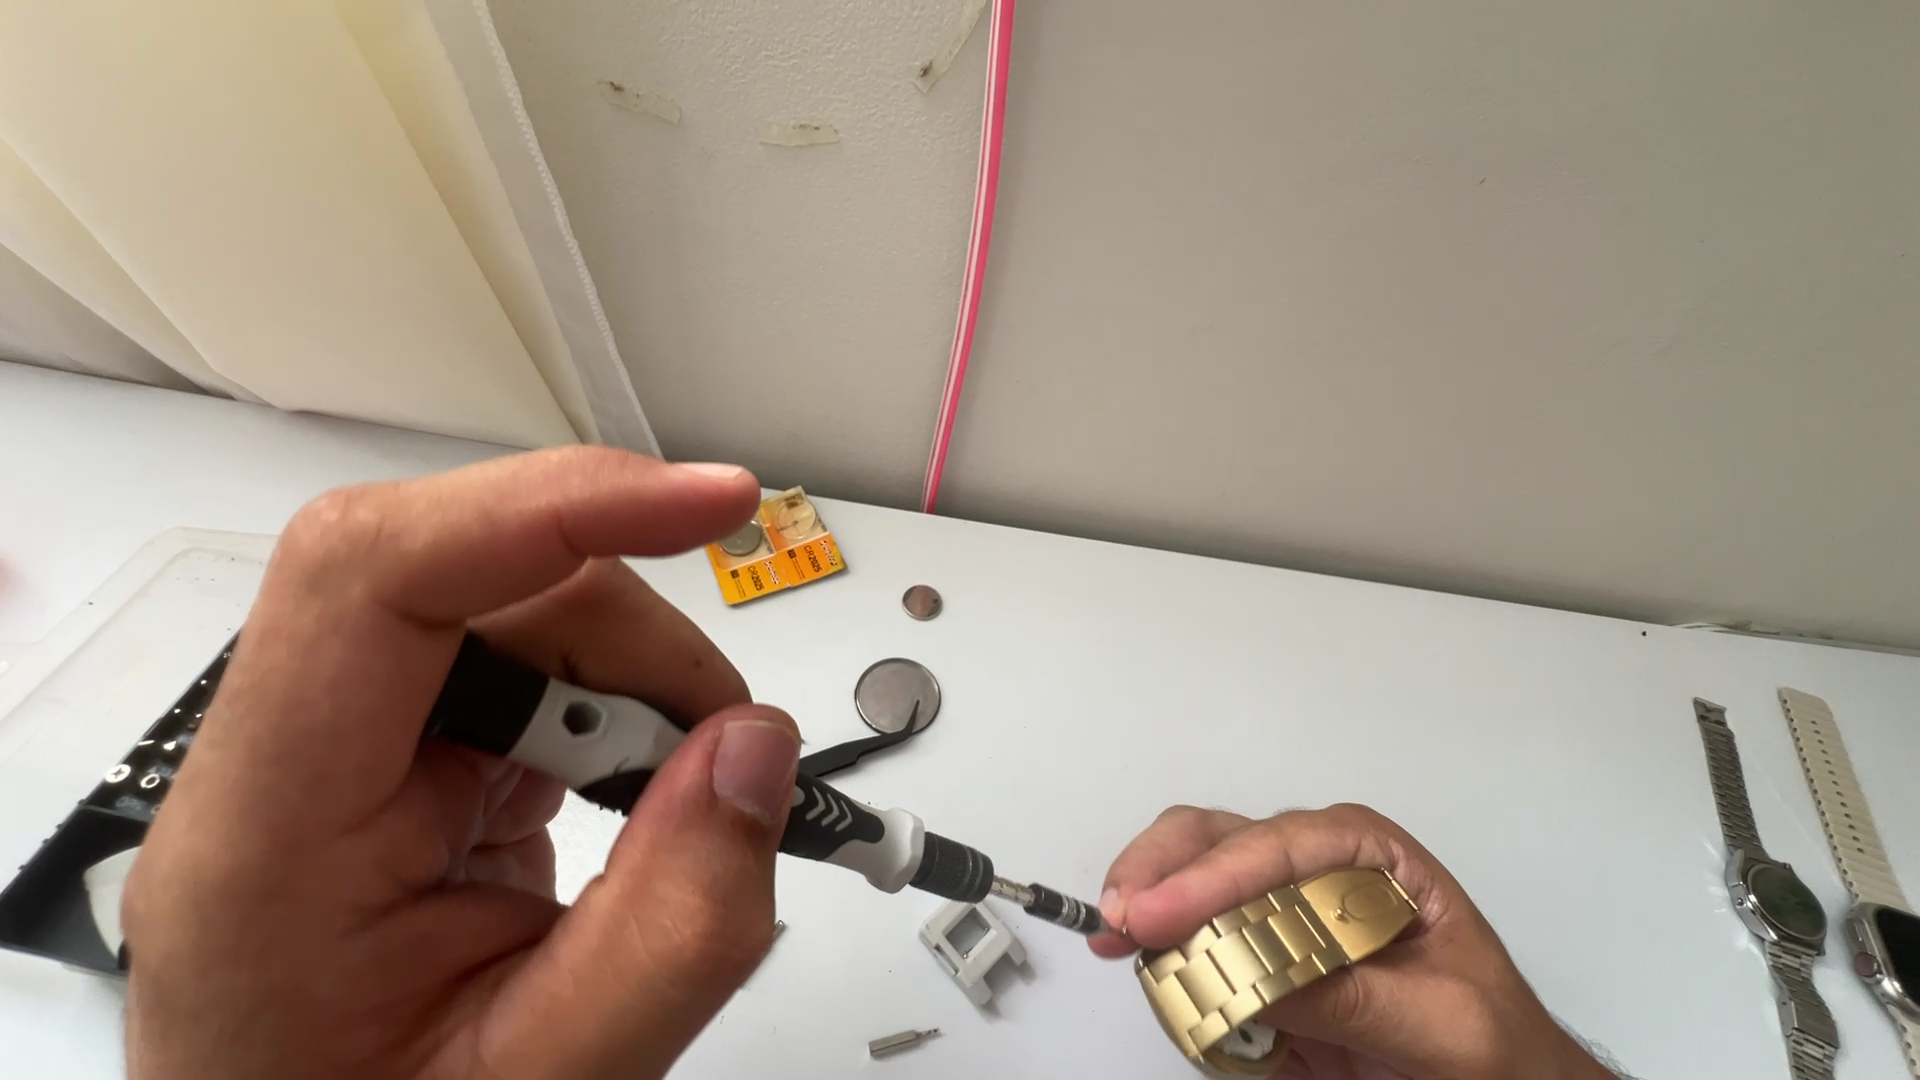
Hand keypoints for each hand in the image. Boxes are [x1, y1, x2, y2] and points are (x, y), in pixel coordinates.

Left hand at [122, 448, 801, 1079]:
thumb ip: (676, 930)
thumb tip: (756, 743)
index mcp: (273, 834)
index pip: (380, 573)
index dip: (559, 506)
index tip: (718, 506)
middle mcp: (305, 750)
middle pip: (500, 585)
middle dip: (648, 653)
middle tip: (719, 760)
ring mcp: (372, 736)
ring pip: (548, 607)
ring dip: (654, 683)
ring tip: (679, 801)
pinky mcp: (434, 739)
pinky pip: (558, 657)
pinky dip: (639, 703)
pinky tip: (642, 788)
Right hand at [1090, 804, 1613, 1079]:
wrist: (1500, 1074)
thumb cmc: (1492, 1042)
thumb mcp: (1443, 1027)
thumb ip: (1353, 998)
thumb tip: (1246, 978)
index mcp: (1365, 852)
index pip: (1278, 845)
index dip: (1211, 876)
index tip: (1156, 917)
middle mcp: (1311, 854)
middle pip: (1218, 834)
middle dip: (1161, 869)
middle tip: (1119, 919)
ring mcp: (1276, 888)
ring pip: (1192, 856)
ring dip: (1145, 889)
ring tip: (1110, 933)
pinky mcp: (1252, 929)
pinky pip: (1193, 913)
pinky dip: (1156, 927)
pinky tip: (1130, 951)